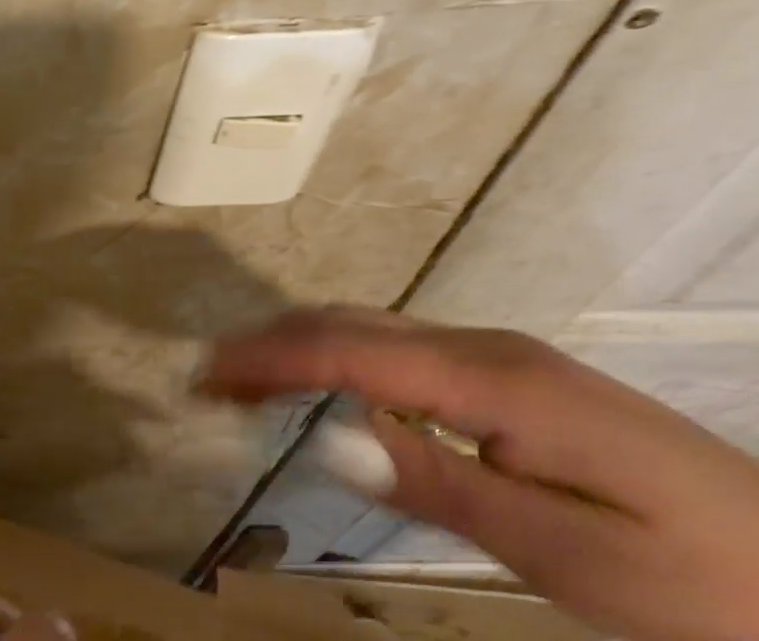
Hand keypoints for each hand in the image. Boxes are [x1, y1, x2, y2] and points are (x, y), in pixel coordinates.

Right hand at [199, 306, 758, 640]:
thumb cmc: (702, 579)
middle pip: (349, 323)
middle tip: (202, 382)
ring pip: (369, 328)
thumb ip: (442, 483)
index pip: (350, 349)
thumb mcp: (570, 552)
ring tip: (240, 380)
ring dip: (293, 346)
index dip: (266, 358)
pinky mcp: (511, 379)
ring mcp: (502, 358)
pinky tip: (318, 385)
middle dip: (264, 343)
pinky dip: (334, 357)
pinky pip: (396, 349)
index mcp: (497, 381)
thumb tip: (326, 437)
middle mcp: (488, 349)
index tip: (200, 378)